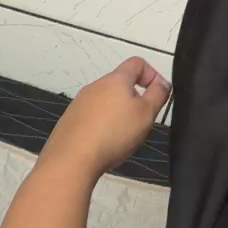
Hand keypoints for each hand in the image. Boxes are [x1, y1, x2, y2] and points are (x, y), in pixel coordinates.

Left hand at [39, 57, 171, 179]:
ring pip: (104, 102)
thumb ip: (159, 94)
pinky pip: (89, 118)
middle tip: (141, 119)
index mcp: (116, 80)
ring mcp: (77, 105)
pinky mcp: (66, 124)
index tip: (158, 94)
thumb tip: (162, 84)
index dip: (152, 74)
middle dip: (134, 98)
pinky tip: (101, 146)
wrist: (68, 164)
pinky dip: (99, 127)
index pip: (137, 63)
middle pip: (120, 84)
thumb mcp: (146, 114)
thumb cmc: (113, 134)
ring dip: (116, 113)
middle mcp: (94, 87)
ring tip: (121, 136)